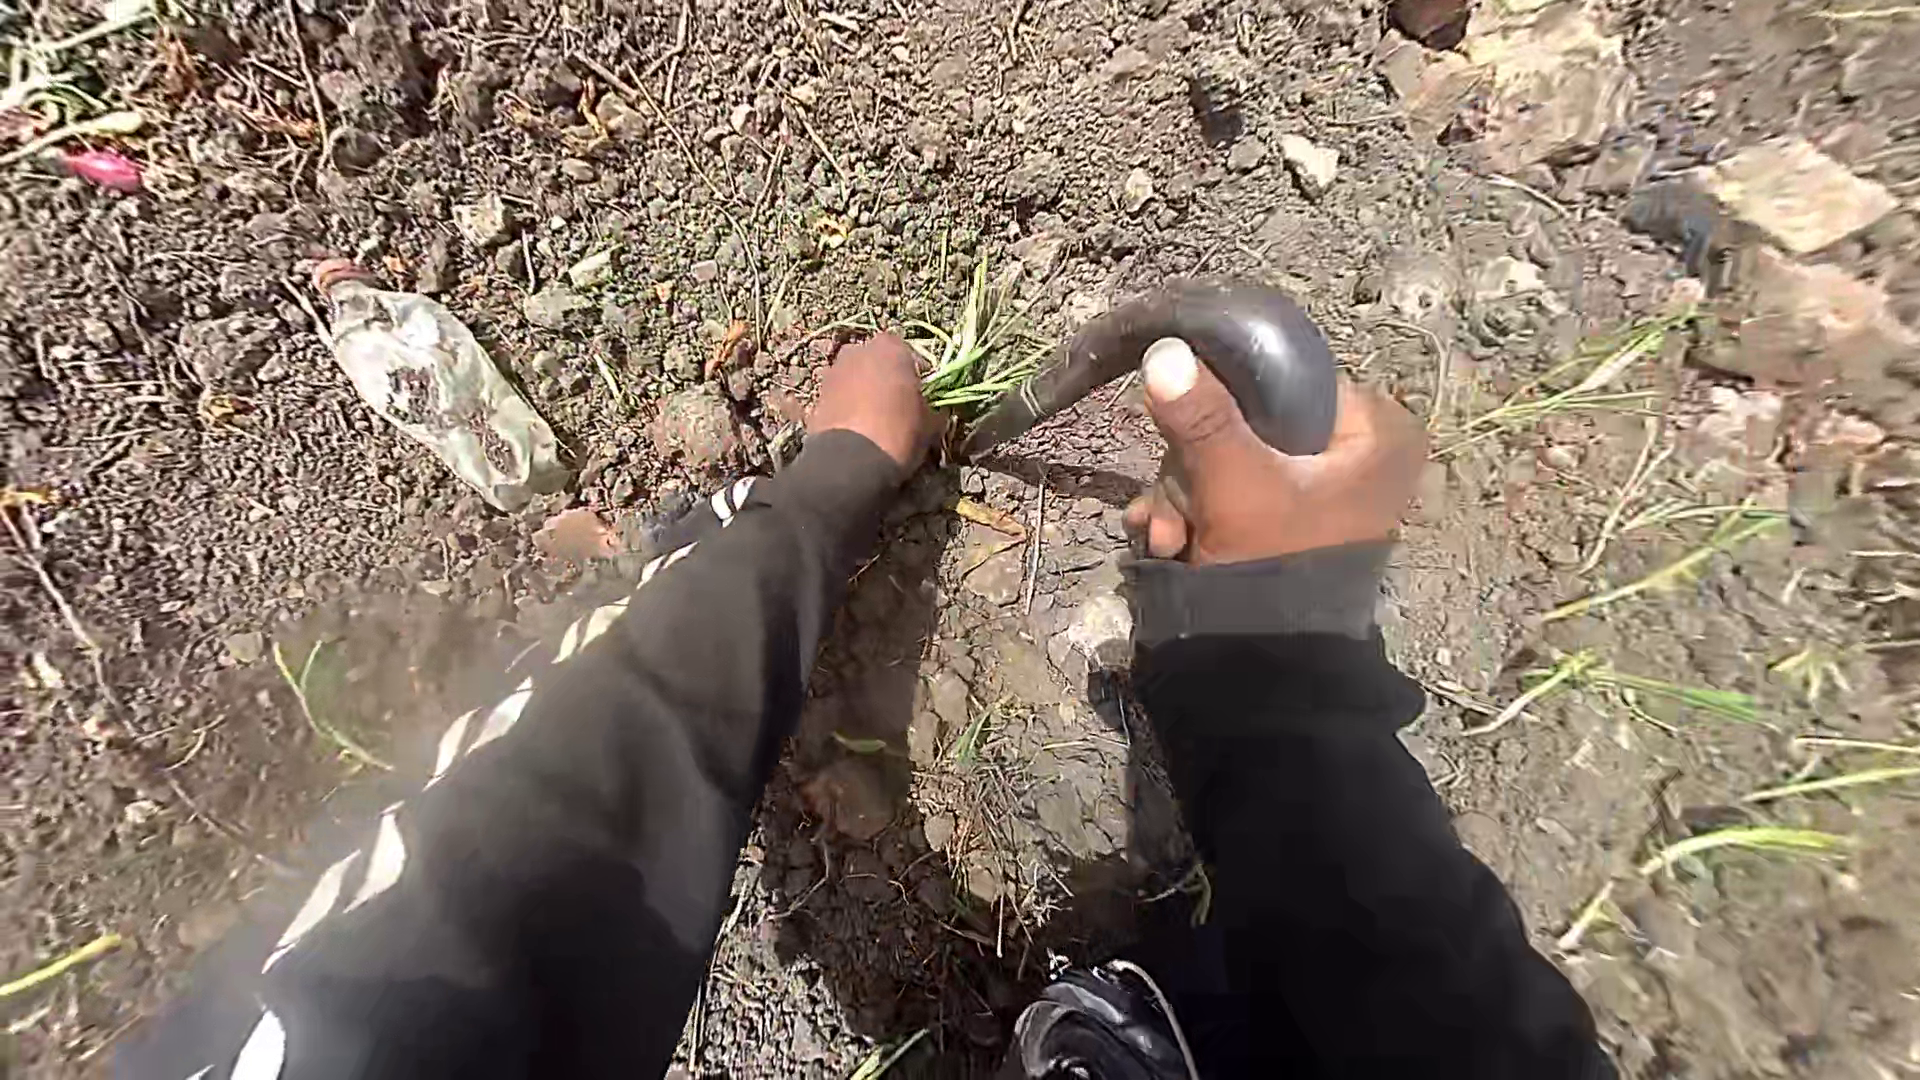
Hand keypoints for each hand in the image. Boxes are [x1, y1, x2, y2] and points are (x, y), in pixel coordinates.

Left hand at [807, 332, 936, 473]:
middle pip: (876, 361)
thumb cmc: (899, 433)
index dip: (916, 374)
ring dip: (863, 392)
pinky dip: (846, 408)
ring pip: (854, 378)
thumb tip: (934, 411)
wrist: (851, 461)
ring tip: (874, 421)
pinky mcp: (815, 396)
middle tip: (897, 404)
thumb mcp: (930, 424)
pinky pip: (838, 397)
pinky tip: (857, 431)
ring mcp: (832, 372)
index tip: (921, 394)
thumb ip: (932, 408)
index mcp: (891, 349)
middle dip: (885, 378)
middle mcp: (858, 351)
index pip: (909, 353)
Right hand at [1124, 337, 1424, 563]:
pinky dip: (1187, 512)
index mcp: (1371, 431)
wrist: (1268, 658)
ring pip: (1220, 458)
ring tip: (1169, 540)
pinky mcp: (1277, 514)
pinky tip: (1166, 539)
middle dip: (1190, 473)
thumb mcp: (1237, 485)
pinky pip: (1219, 488)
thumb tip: (1164, 352)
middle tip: (1179, 517)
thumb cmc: (1275, 562)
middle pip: (1241, 423)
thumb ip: (1203, 419)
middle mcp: (1346, 452)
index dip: (1224, 399)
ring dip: (1180, 498)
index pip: (1284, 378)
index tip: (1184, 436)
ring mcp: (1310, 487)